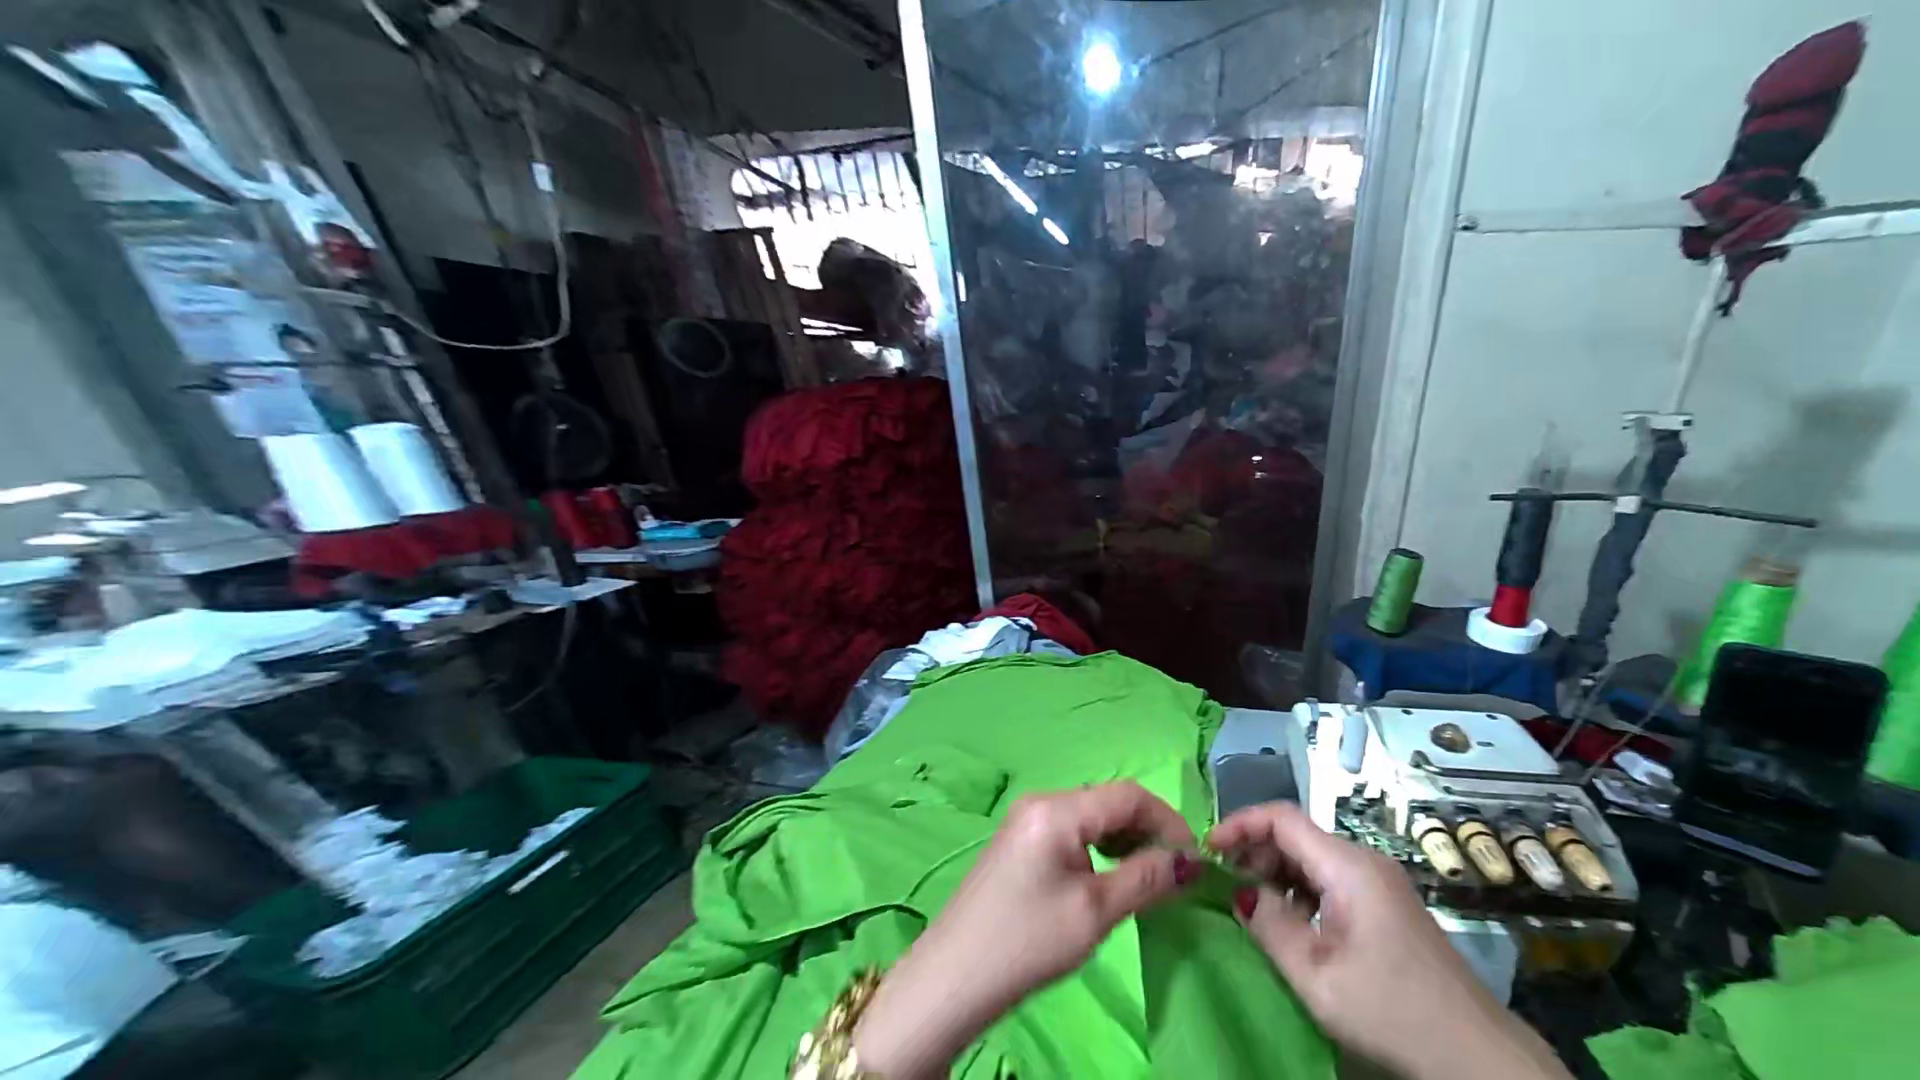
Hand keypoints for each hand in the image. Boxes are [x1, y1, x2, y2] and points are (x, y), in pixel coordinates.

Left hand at [854, 782, 1200, 1077]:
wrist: (955, 974)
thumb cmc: (1029, 940)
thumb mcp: (1096, 912)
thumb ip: (1146, 878)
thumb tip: (1190, 861)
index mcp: (1056, 808)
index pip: (1128, 794)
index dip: (1168, 821)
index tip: (1195, 860)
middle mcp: (1040, 801)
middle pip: (1108, 800)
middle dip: (1148, 830)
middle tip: (1175, 873)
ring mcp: (1025, 818)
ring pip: (1091, 814)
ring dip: (1125, 838)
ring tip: (1147, 876)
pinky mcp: (1019, 839)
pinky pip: (1071, 828)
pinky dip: (1099, 844)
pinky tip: (1110, 873)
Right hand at [1208, 802, 1569, 1079]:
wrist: (1481, 1062)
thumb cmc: (1392, 1012)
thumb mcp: (1315, 974)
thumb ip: (1269, 924)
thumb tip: (1241, 893)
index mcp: (1348, 866)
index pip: (1281, 817)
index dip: (1239, 824)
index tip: (1207, 850)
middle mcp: (1364, 861)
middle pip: (1295, 834)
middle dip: (1253, 851)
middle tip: (1225, 884)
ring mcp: (1378, 883)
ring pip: (1310, 856)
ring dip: (1274, 873)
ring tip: (1251, 906)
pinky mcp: (1385, 905)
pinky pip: (1329, 879)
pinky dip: (1297, 890)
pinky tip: (1288, 922)